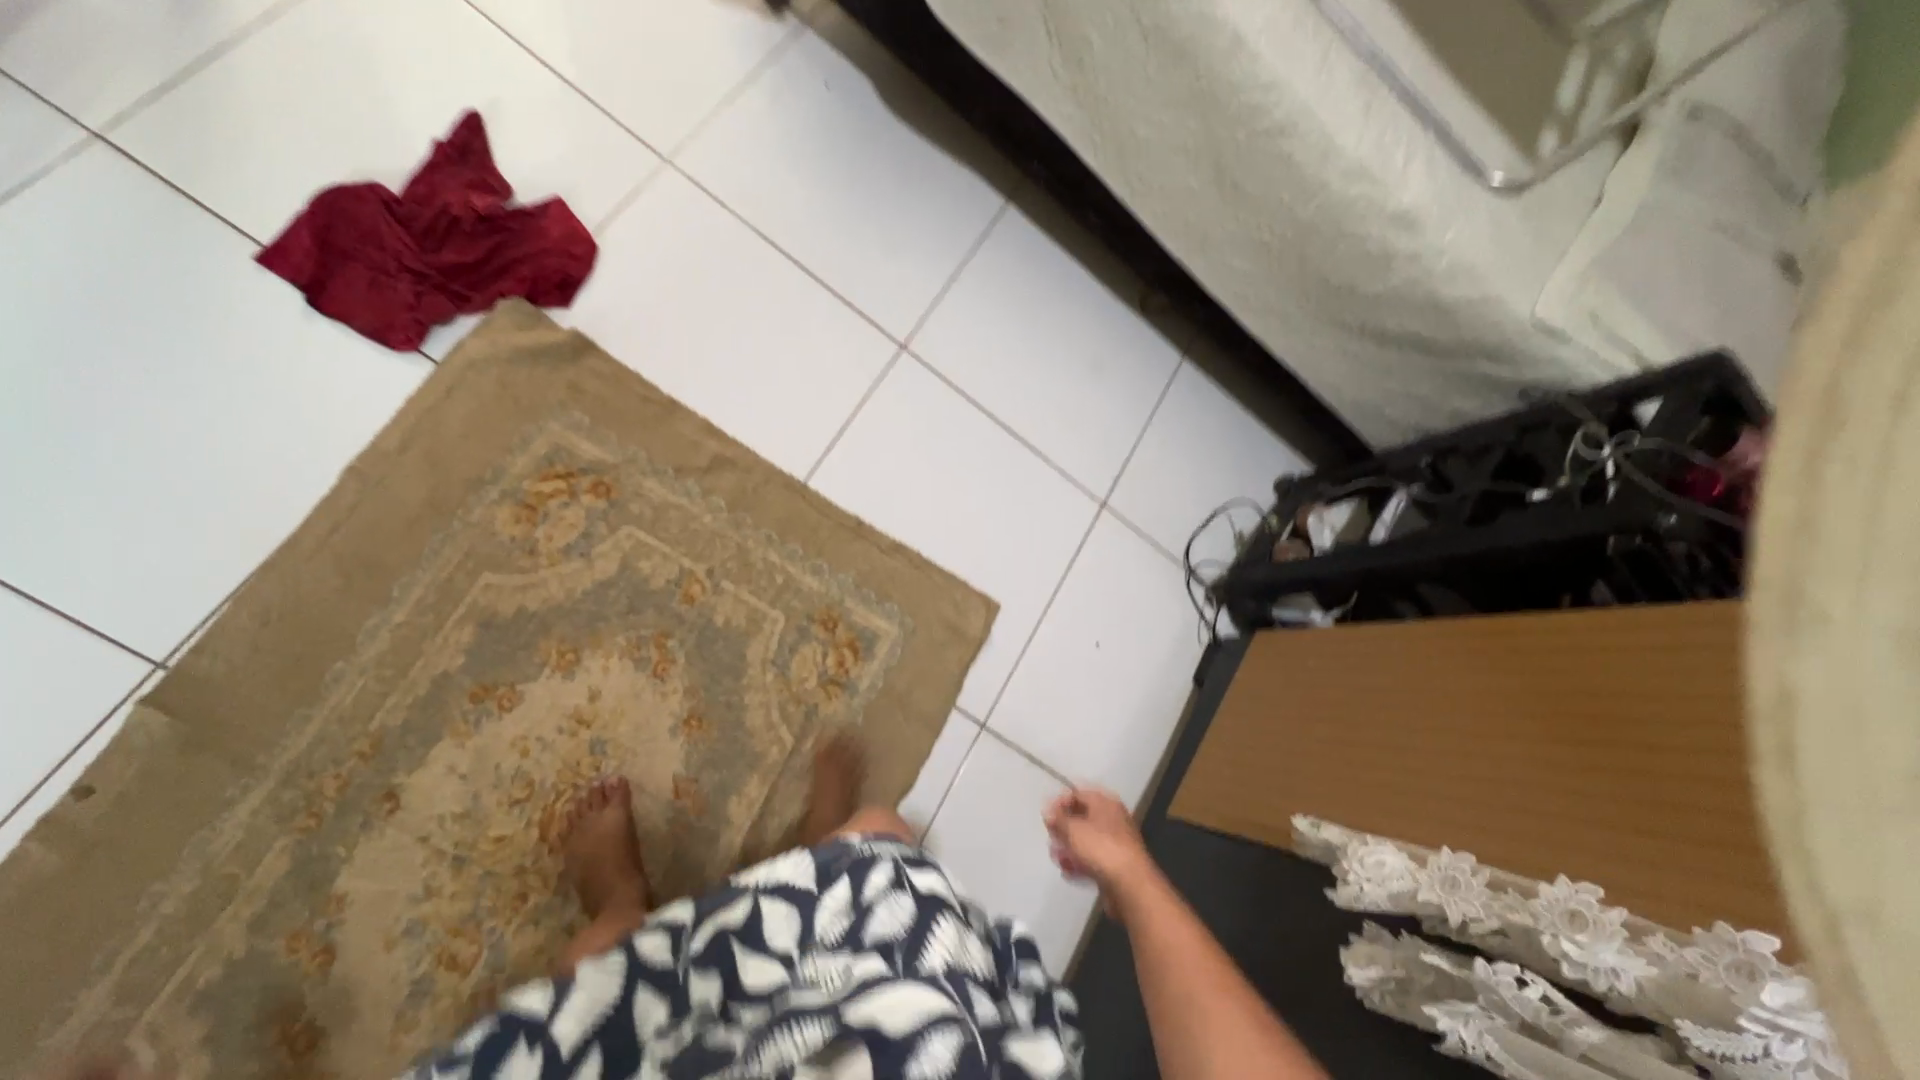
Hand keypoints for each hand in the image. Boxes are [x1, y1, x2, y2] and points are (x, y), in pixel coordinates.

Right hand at [1044, 788, 1154, 898]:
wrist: (1130, 884)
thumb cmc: (1100, 848)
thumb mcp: (1073, 829)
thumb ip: (1058, 818)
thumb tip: (1049, 811)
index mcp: (1105, 803)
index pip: (1078, 793)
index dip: (1060, 801)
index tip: (1046, 816)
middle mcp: (1112, 819)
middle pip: (1082, 818)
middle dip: (1063, 828)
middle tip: (1051, 838)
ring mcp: (1115, 843)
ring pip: (1086, 840)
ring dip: (1069, 848)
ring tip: (1057, 858)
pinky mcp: (1115, 865)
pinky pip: (1092, 859)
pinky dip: (1080, 863)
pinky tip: (1069, 872)